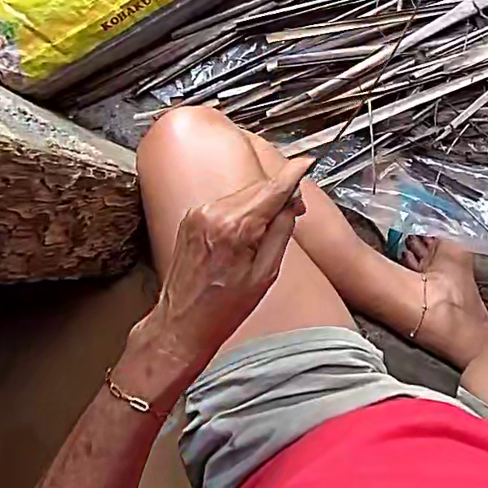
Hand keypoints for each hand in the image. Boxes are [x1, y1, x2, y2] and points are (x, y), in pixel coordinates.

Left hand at [125, 158, 313, 385]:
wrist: (182, 323)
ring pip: (243, 193)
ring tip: (268, 229)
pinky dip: (242, 209)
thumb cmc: (221, 308)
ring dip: (261, 203)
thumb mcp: (265, 274)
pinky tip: (246, 231)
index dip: (293, 174)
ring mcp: (199, 213)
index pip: (272, 189)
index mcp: (235, 228)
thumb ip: (281, 231)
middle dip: (280, 194)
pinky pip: (227, 202)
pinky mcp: (192, 217)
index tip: (306, 163)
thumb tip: (292, 203)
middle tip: (296, 210)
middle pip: (258, 187)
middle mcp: (213, 214)